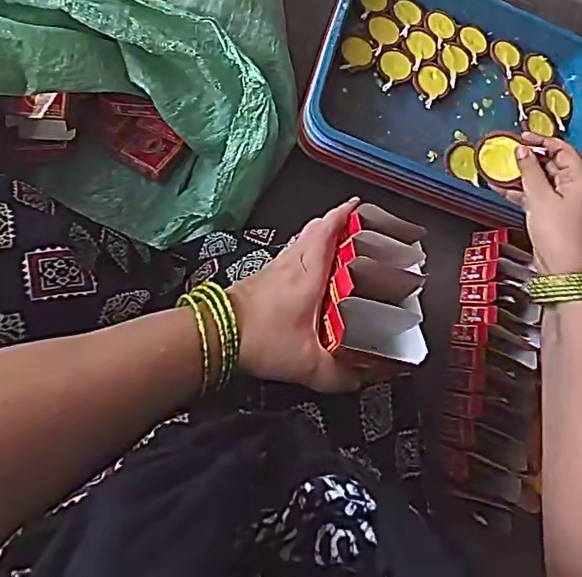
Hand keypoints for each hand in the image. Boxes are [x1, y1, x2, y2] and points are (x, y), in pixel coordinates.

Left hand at [225, 199, 363, 392]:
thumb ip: (339, 374)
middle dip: (337, 222)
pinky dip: (306, 253)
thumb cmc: (261, 338)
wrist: (218, 334)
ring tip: (339, 247)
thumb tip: (363, 379)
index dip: (344, 213)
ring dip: (320, 236)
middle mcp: (292, 261)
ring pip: (302, 240)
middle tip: (356, 225)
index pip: (328, 229)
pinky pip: (291, 255)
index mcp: (309, 271)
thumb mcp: (308, 363)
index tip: (358, 204)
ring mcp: (275, 267)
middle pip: (316, 228)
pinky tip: (310, 274)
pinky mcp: (264, 277)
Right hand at [492, 133, 581, 273]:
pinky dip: (521, 192)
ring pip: (542, 182)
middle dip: (531, 157)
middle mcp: (574, 192)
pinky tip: (504, 189)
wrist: (565, 273)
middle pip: (553, 165)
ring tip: (503, 170)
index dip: (545, 140)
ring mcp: (563, 206)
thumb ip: (530, 172)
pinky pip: (536, 197)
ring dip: (523, 175)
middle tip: (512, 152)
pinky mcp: (553, 218)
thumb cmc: (562, 239)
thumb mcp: (540, 198)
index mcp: (578, 183)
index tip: (525, 137)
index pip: (565, 151)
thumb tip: (523, 152)